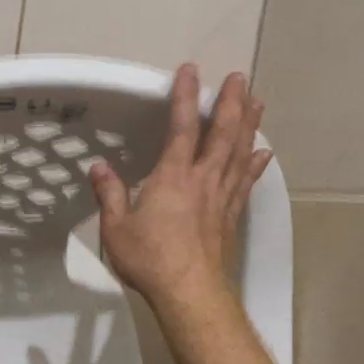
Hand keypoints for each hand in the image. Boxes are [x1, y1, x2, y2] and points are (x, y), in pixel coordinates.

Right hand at [88, 64, 272, 306]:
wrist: (189, 292)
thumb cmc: (148, 258)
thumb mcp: (116, 228)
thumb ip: (110, 194)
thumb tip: (99, 167)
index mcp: (172, 178)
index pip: (181, 128)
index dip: (185, 97)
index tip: (190, 71)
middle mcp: (203, 180)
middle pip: (222, 133)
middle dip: (230, 102)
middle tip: (239, 77)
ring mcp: (221, 198)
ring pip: (240, 152)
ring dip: (248, 124)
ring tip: (257, 100)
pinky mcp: (230, 217)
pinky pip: (245, 183)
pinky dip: (256, 164)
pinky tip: (263, 152)